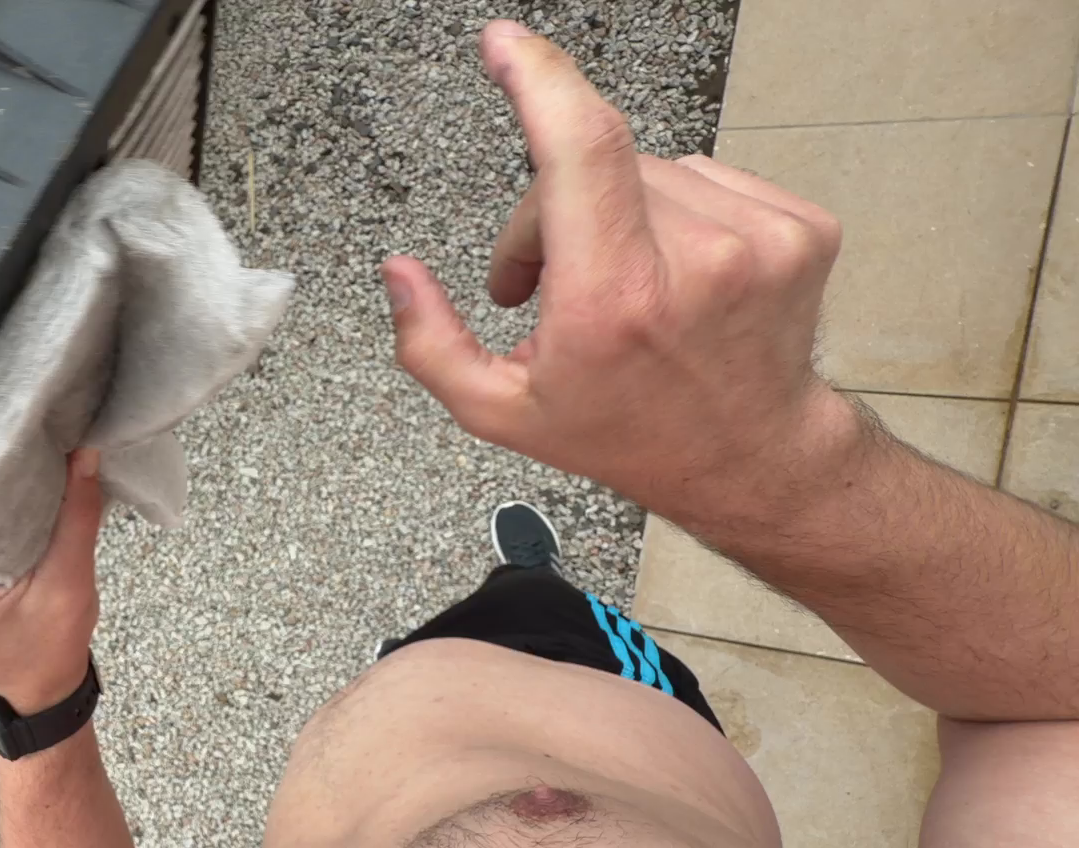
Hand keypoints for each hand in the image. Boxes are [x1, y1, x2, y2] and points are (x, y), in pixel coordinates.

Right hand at [382, 21, 862, 529]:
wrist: (743, 453)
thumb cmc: (616, 434)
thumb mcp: (494, 411)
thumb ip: (428, 343)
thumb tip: (398, 271)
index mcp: (612, 304)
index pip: (579, 154)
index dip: (536, 83)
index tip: (501, 45)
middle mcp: (696, 259)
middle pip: (590, 168)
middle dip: (542, 216)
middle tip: (533, 289)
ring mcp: (762, 235)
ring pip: (643, 170)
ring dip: (600, 213)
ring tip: (599, 285)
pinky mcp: (798, 223)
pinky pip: (697, 178)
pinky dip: (656, 213)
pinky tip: (656, 271)